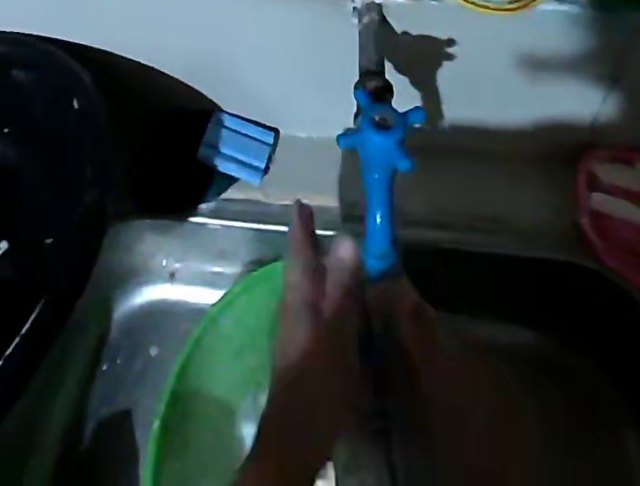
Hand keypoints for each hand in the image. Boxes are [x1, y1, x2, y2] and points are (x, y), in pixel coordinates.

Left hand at [237, 201, 361, 485]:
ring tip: (332, 256)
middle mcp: (293, 310)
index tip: (301, 204)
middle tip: (315, 224)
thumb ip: (342, 287)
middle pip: (300, 270)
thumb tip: (346, 239)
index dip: (301, 229)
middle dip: (307, 246)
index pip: (299, 254)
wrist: (298, 434)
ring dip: (317, 270)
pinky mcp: (305, 351)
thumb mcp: (337, 332)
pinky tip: (340, 304)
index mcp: (299, 300)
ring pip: (306, 290)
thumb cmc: (318, 380)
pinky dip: (326, 296)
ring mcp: (296, 332)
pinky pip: (316, 310)